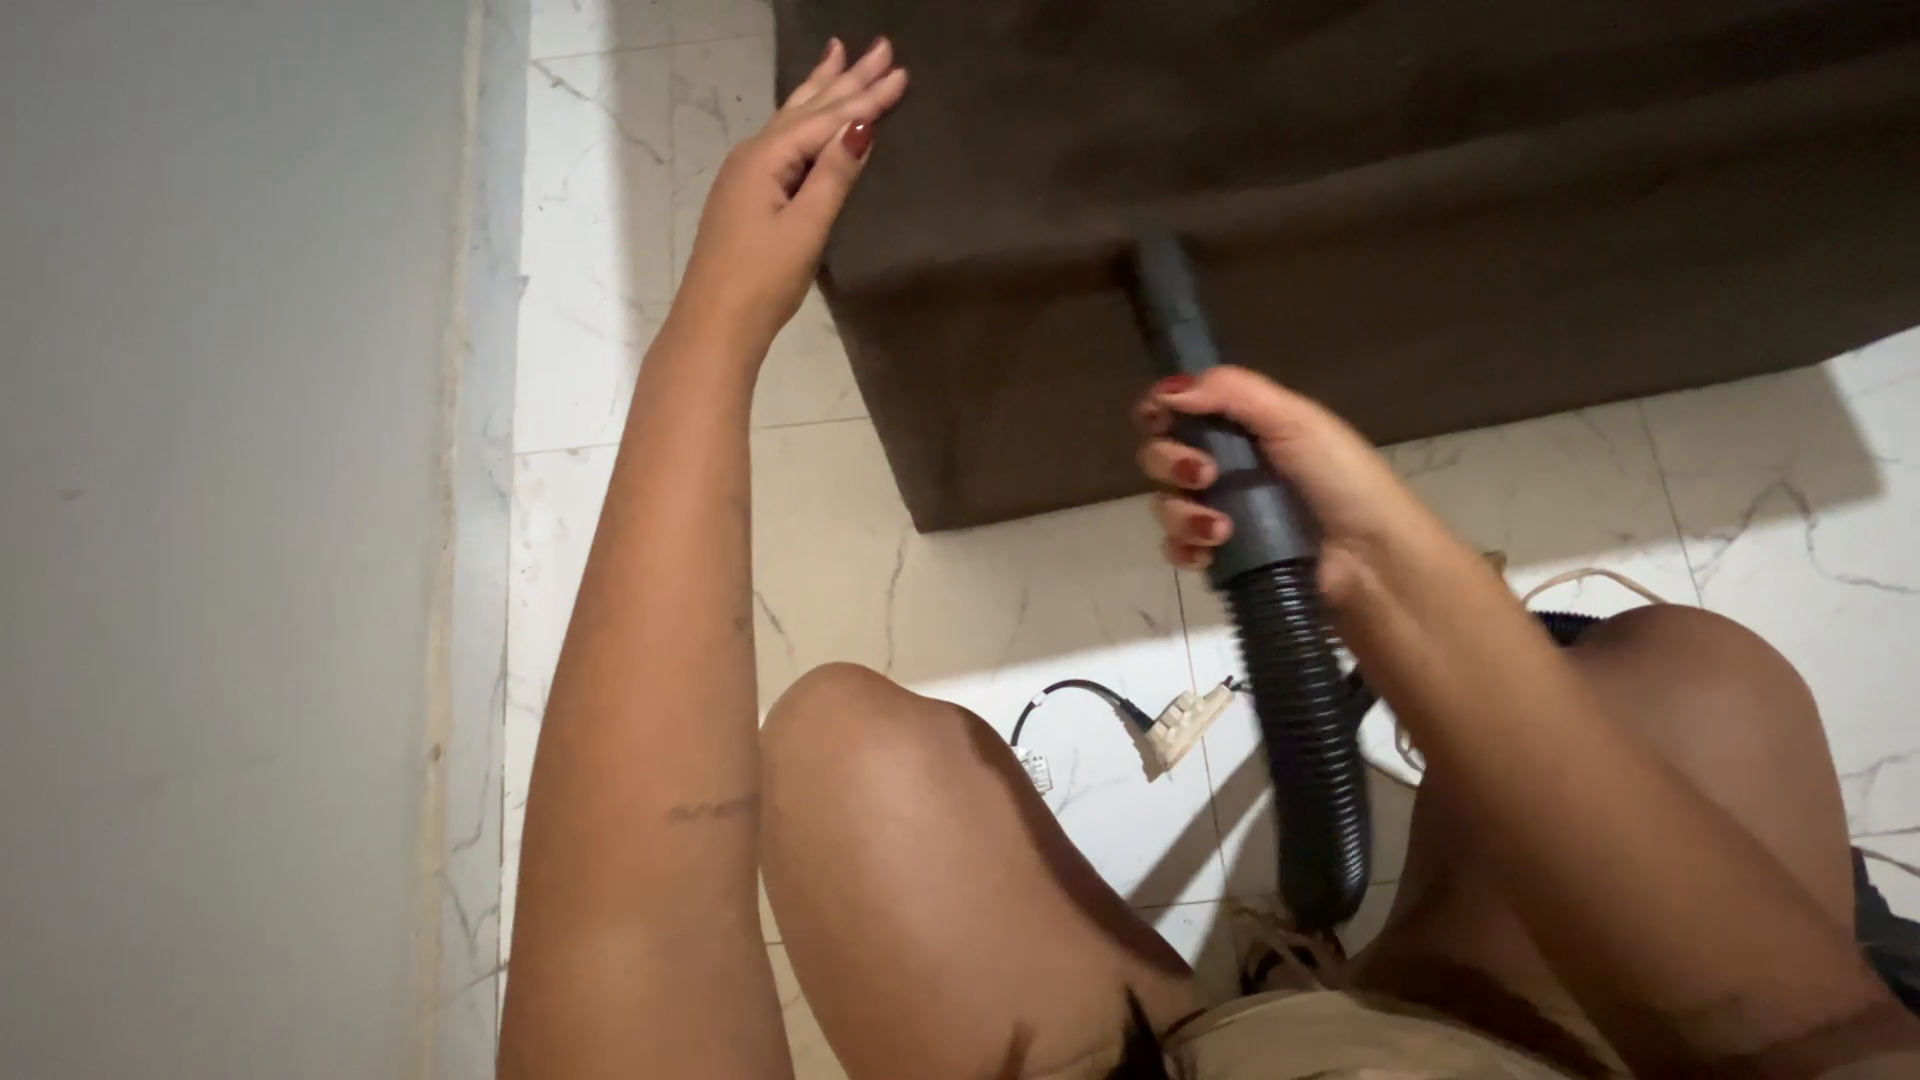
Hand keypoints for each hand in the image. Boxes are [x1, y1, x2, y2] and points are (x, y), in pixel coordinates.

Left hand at [675, 37, 907, 349]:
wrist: (716, 323)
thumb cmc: (763, 280)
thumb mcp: (805, 228)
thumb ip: (833, 176)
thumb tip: (861, 127)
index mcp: (766, 158)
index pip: (826, 120)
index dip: (865, 98)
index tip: (900, 73)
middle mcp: (752, 156)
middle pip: (806, 110)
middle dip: (845, 79)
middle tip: (880, 47)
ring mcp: (745, 176)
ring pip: (790, 122)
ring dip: (820, 91)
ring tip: (840, 58)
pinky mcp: (746, 198)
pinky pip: (782, 143)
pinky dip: (803, 122)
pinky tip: (806, 119)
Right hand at [1134, 366, 1477, 619]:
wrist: (1370, 559)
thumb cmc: (1341, 480)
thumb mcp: (1296, 420)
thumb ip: (1234, 392)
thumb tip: (1170, 388)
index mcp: (1238, 427)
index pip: (1176, 410)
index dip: (1158, 411)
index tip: (1161, 418)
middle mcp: (1220, 466)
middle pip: (1158, 456)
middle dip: (1170, 462)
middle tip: (1204, 475)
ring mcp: (1216, 512)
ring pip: (1164, 505)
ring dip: (1182, 514)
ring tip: (1222, 529)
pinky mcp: (1217, 556)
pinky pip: (1176, 548)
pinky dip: (1185, 549)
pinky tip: (1211, 551)